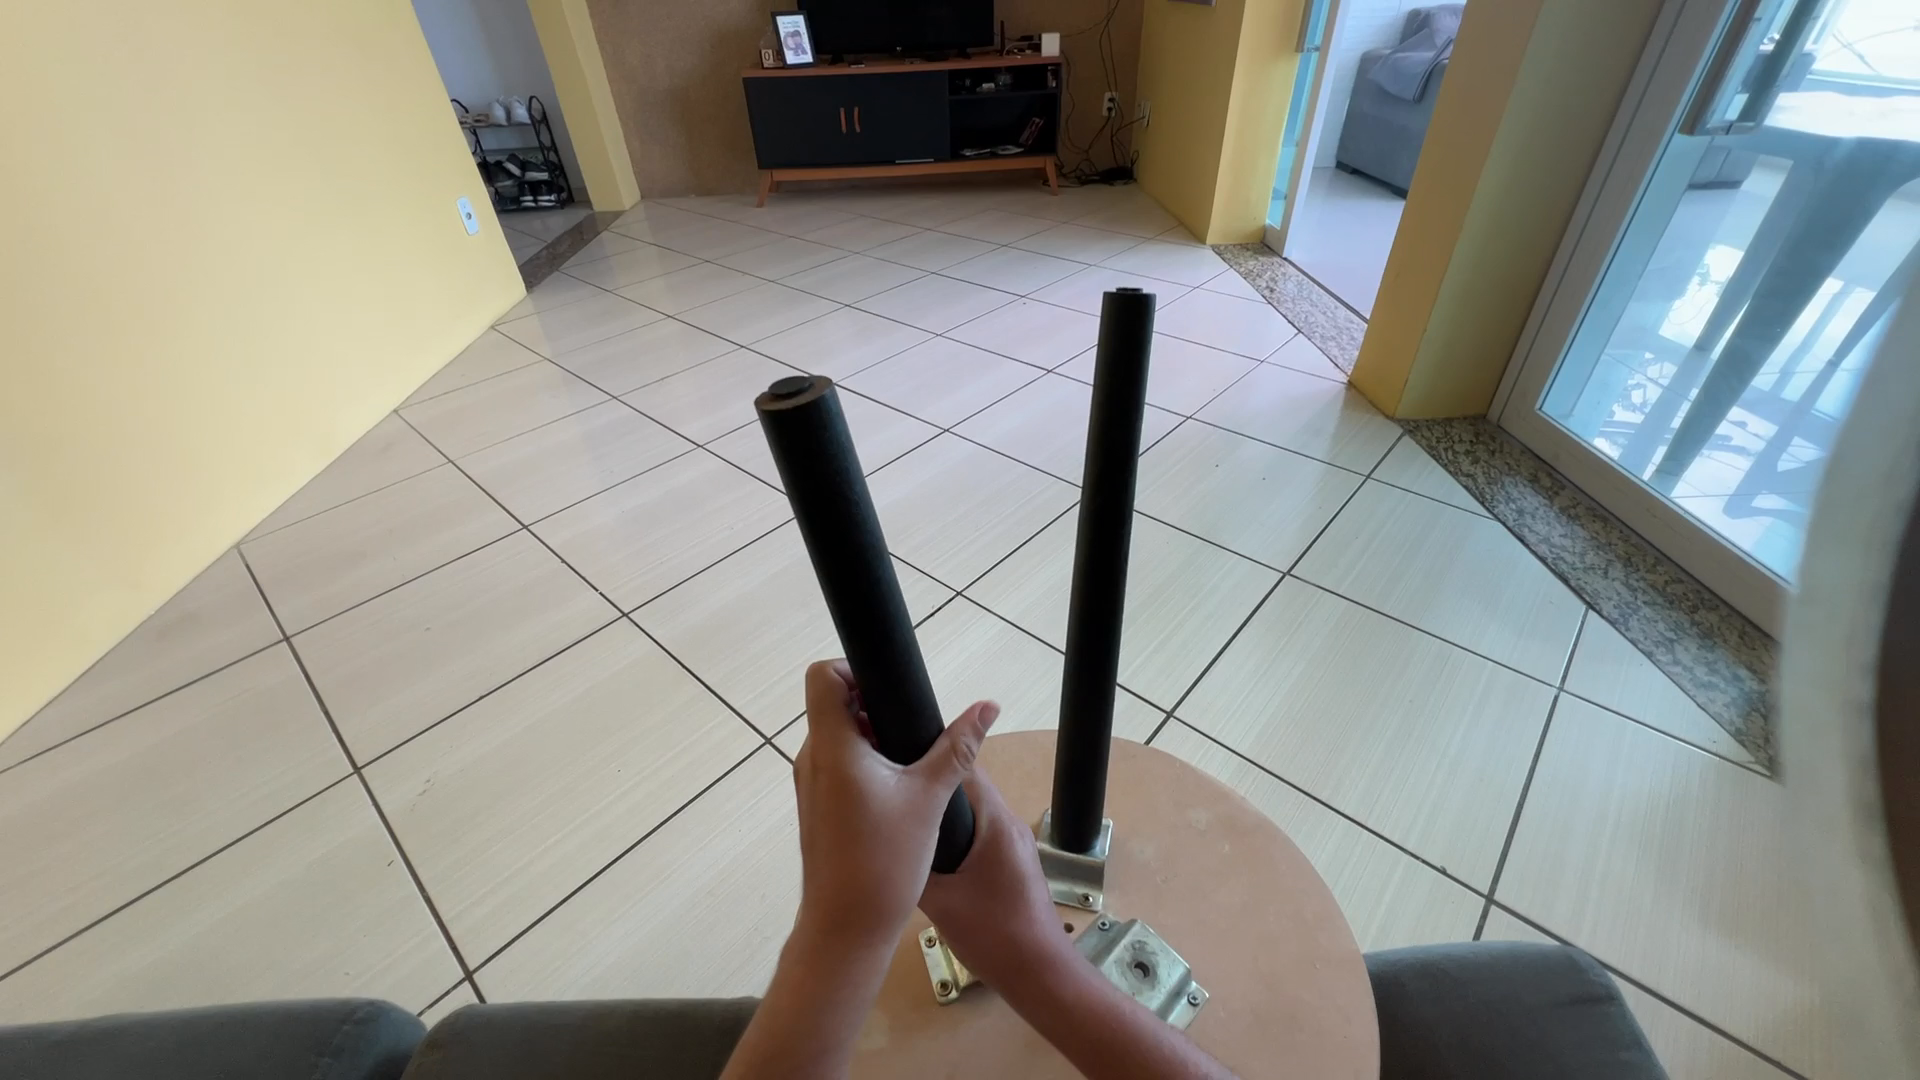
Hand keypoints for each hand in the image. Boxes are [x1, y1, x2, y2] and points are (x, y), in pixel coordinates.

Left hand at [790, 660, 997, 952]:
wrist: (845, 929)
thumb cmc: (885, 859)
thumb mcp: (930, 797)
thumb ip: (958, 746)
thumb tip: (987, 706)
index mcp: (832, 745)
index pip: (823, 676)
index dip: (853, 668)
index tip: (890, 686)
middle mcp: (812, 757)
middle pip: (834, 703)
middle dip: (874, 703)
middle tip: (913, 724)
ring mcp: (809, 782)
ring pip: (837, 735)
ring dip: (872, 734)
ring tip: (911, 758)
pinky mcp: (816, 804)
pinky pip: (836, 762)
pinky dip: (864, 759)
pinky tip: (897, 786)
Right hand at [918, 766, 1074, 986]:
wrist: (1040, 974)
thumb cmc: (993, 933)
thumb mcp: (941, 902)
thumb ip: (915, 868)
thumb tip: (887, 846)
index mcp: (996, 822)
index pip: (964, 770)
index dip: (931, 763)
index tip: (900, 770)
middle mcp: (1010, 823)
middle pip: (969, 789)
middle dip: (934, 790)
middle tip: (897, 799)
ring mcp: (1016, 843)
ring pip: (976, 813)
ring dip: (946, 815)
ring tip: (909, 826)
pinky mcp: (1015, 861)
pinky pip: (983, 833)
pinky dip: (960, 835)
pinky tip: (934, 855)